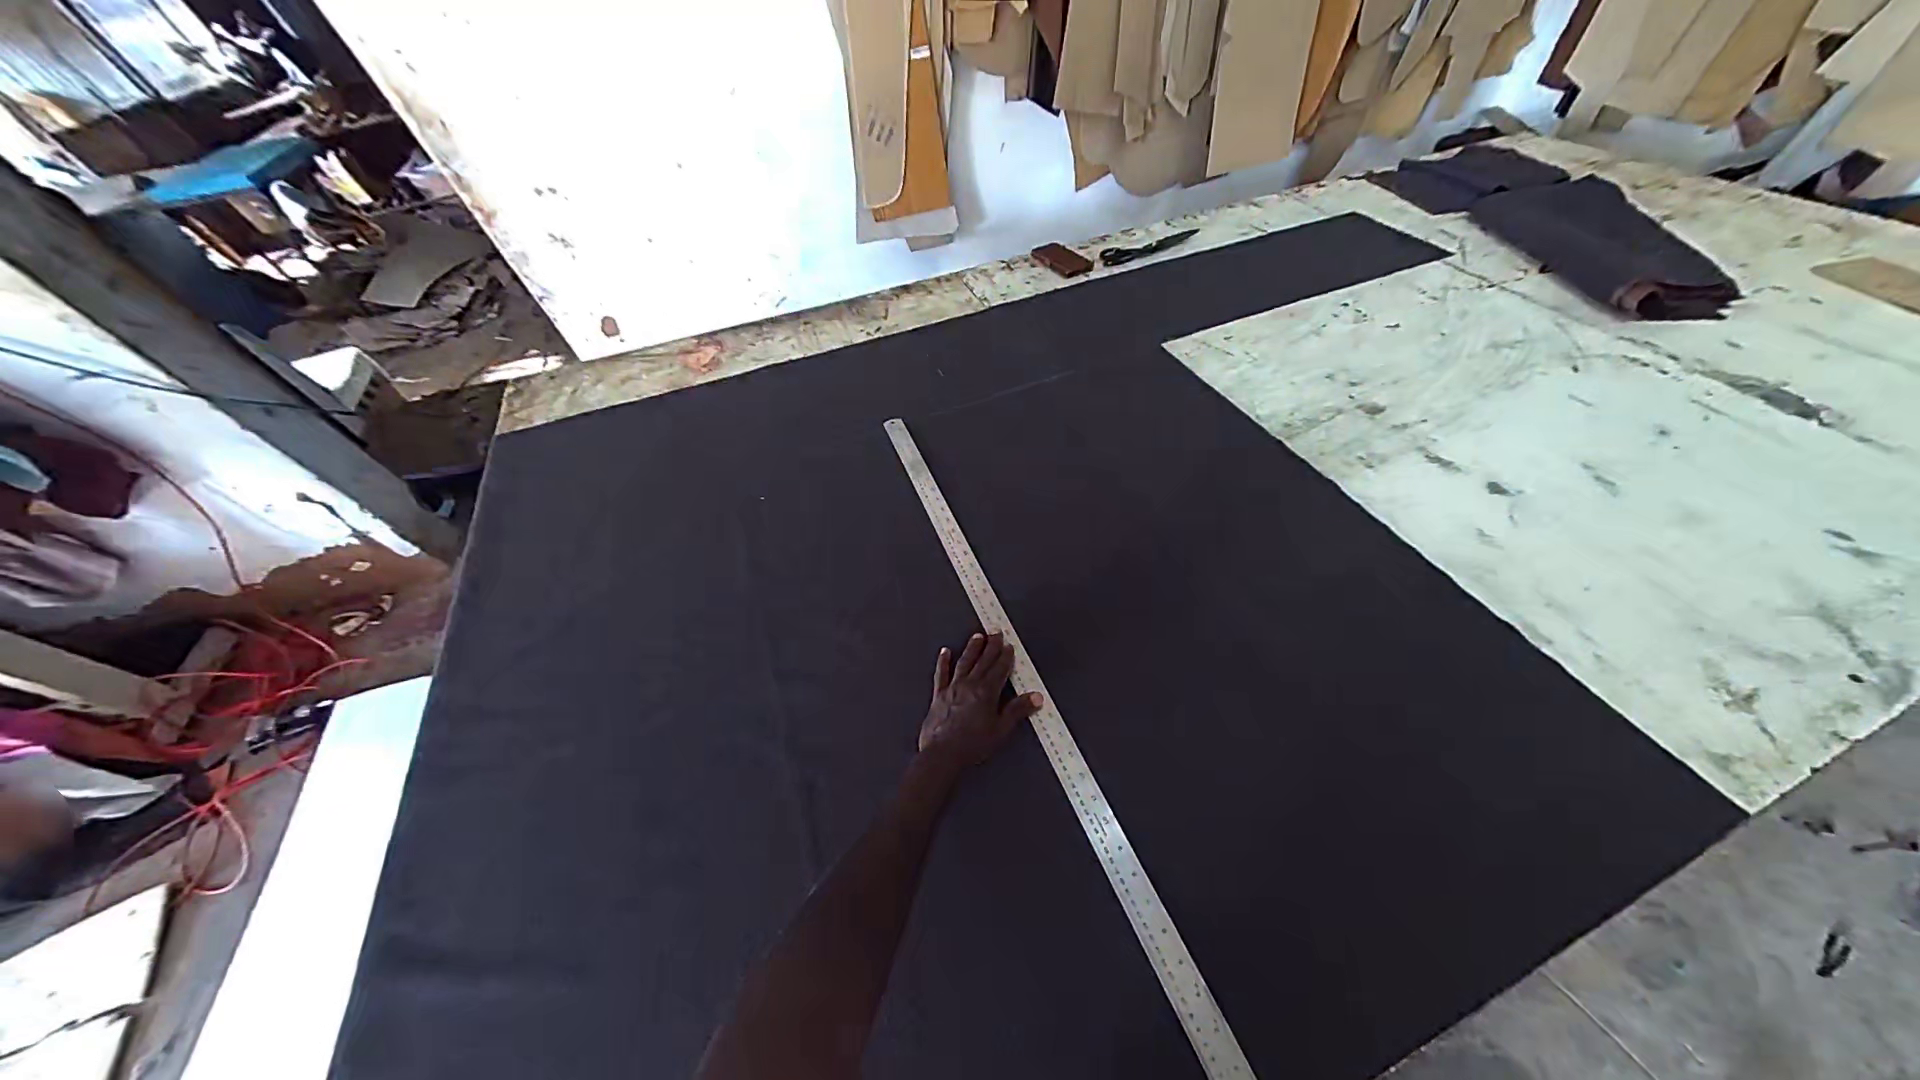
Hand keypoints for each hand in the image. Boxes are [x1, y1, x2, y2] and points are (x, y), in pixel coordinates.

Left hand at [917, 632, 1043, 769]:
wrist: (942, 754)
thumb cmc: (972, 745)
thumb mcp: (1001, 730)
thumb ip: (1017, 710)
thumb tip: (1036, 697)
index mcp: (986, 692)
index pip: (999, 669)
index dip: (1006, 656)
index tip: (1009, 646)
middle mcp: (969, 685)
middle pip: (983, 661)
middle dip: (991, 646)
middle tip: (996, 632)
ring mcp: (952, 688)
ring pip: (964, 662)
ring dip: (972, 648)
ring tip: (977, 636)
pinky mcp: (939, 695)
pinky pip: (941, 673)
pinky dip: (943, 661)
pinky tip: (945, 652)